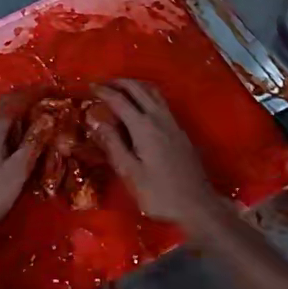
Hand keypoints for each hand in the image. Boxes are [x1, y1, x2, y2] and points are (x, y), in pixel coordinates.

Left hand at [0, 94, 43, 234]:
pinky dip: (4, 112)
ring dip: (12, 101)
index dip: (36, 92)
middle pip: (4, 99)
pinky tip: (12, 124)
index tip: (54, 89)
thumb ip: (33, 142)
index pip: (17, 100)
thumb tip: (49, 118)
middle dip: (24, 94)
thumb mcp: (19, 170)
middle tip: (44, 95)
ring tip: (31, 105)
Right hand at [90, 80, 222, 226]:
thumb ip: (113, 144)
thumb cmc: (160, 194)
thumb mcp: (130, 173)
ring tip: (120, 89)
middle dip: (118, 82)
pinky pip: (161, 101)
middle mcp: (159, 118)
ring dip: (134, 85)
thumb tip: (95, 120)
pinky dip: (146, 94)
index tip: (89, 87)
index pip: (119, 100)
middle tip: (102, 84)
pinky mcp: (180, 130)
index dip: (103, 92)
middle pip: (138, 89)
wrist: (198, 205)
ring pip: (152, 91)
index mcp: (144, 127)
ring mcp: (172, 122)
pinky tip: (142, 105)